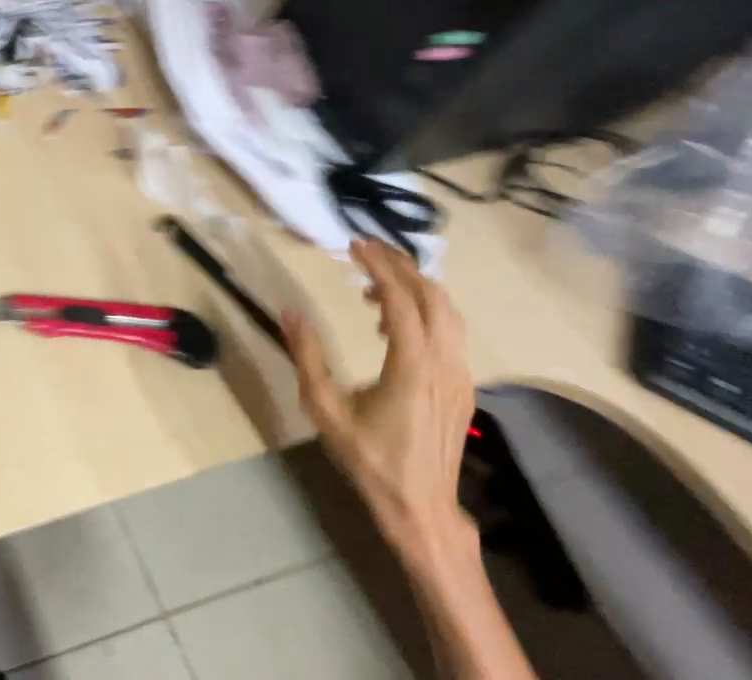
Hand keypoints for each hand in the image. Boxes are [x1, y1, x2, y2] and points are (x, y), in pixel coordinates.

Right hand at [285, 239, 475, 563]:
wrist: (420, 505)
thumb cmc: (368, 458)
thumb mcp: (325, 408)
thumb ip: (308, 356)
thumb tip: (289, 311)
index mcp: (412, 366)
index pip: (401, 300)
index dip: (379, 267)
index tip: (354, 245)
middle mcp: (445, 363)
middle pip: (433, 297)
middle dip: (401, 266)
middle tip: (366, 250)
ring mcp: (460, 375)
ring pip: (448, 313)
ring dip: (414, 288)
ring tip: (374, 284)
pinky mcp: (462, 385)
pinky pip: (449, 333)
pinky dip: (424, 312)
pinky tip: (391, 323)